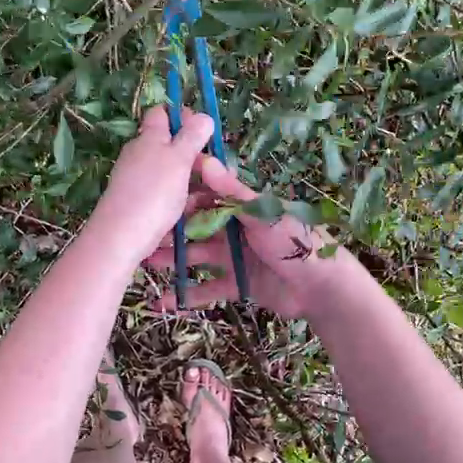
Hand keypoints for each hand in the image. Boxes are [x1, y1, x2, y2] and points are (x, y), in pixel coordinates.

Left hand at [85, 105, 214, 264]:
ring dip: (192, 178)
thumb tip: (203, 115)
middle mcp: (140, 153)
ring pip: (170, 171)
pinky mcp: (139, 201)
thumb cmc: (153, 192)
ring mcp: (137, 178)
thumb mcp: (178, 159)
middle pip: (170, 144)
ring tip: (214, 192)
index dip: (183, 116)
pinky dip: (181, 197)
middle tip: (218, 167)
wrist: (121, 237)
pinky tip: (194, 210)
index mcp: (149, 137)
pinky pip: (165, 192)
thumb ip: (191, 136)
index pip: (162, 113)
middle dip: (194, 153)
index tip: (205, 130)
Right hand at [144, 156, 367, 318]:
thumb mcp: (262, 213)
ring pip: (195, 256)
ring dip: (171, 260)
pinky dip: (186, 295)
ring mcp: (234, 257)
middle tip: (140, 234)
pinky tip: (162, 302)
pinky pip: (206, 289)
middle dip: (168, 231)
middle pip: (194, 227)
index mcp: (241, 207)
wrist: (322, 287)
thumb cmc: (294, 242)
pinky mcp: (236, 283)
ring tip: (144, 263)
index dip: (179, 195)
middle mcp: (234, 229)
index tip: (151, 195)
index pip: (205, 194)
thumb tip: (202, 160)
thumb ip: (231, 192)